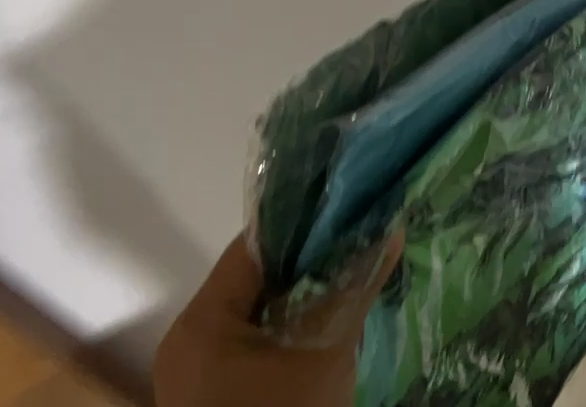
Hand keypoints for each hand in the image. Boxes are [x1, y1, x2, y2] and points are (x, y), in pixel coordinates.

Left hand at [153, 233, 400, 406]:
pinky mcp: (222, 386)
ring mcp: (204, 365)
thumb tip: (392, 229)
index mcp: (203, 322)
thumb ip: (355, 286)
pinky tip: (341, 305)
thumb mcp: (326, 350)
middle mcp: (194, 336)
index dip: (309, 218)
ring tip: (364, 260)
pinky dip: (301, 314)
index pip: (257, 244)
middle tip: (370, 230)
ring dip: (313, 283)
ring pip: (267, 302)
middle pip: (261, 272)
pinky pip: (264, 331)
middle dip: (318, 251)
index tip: (358, 200)